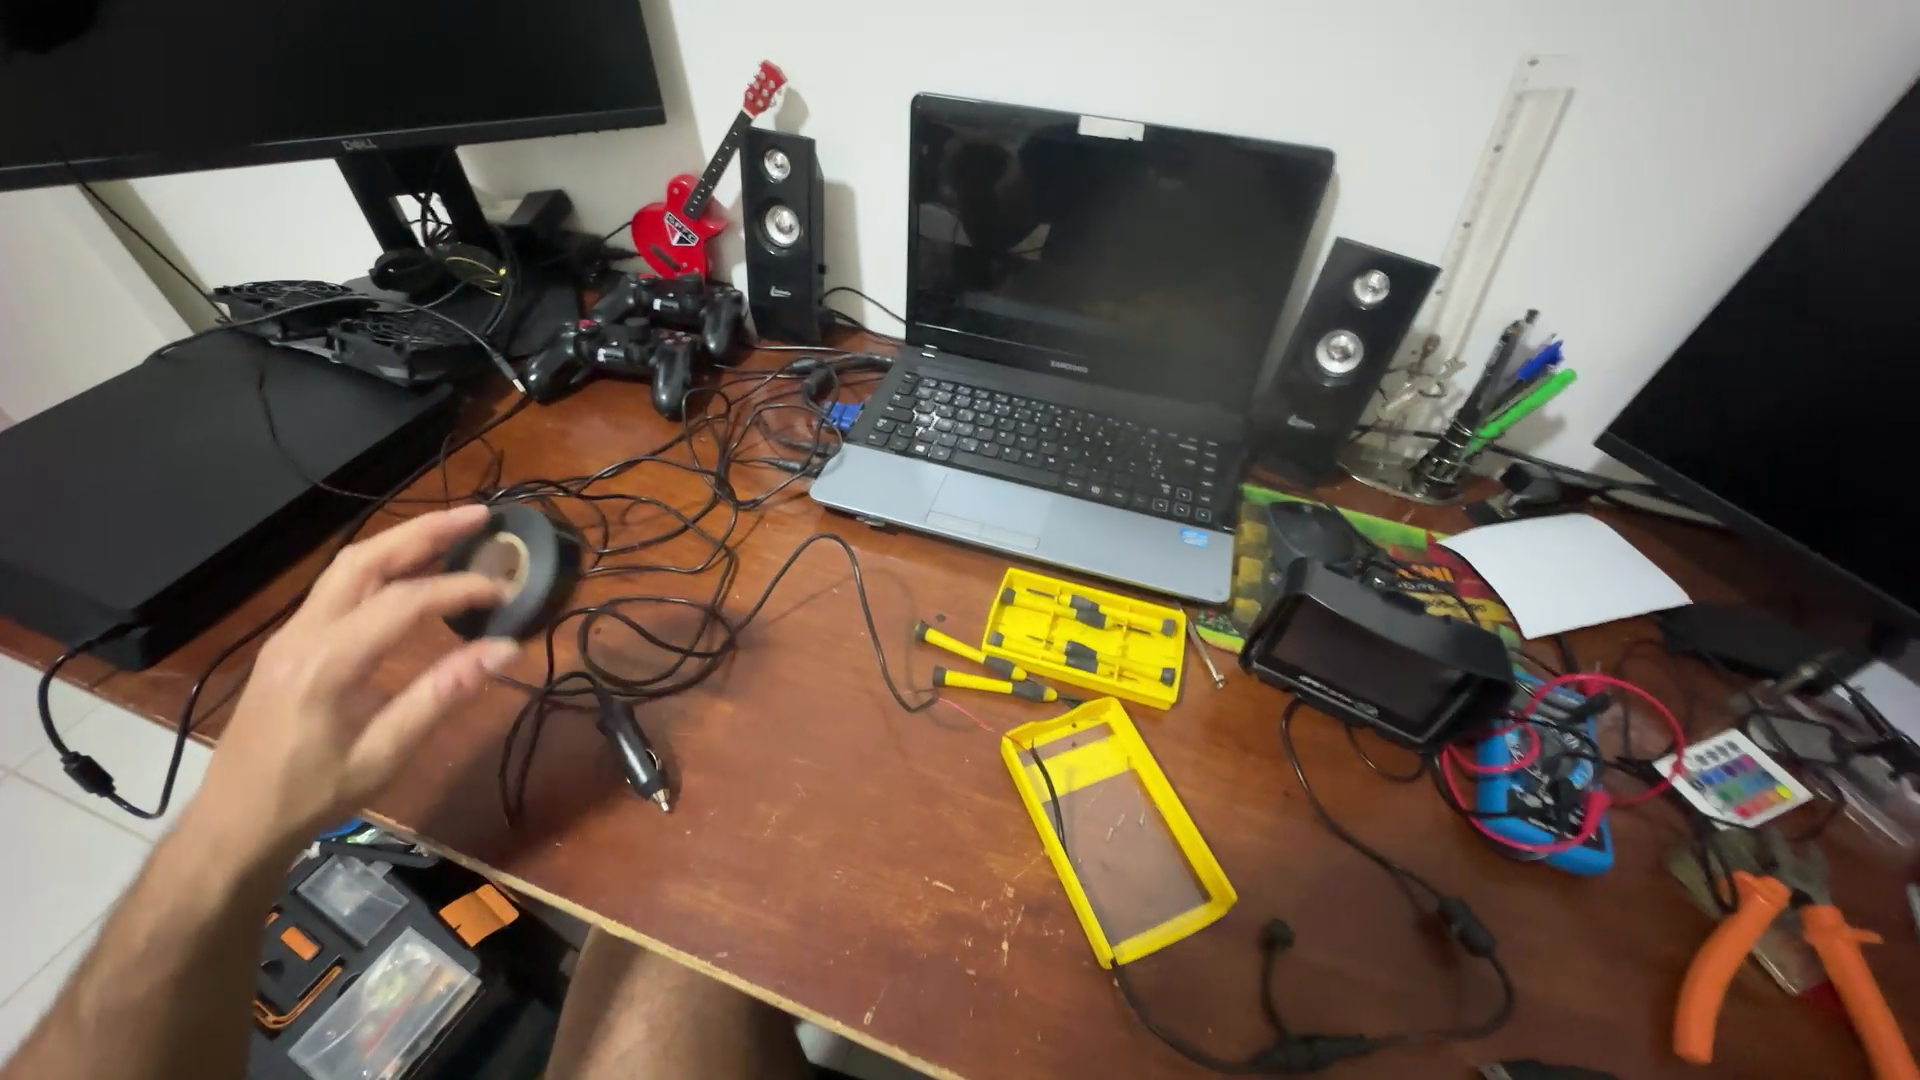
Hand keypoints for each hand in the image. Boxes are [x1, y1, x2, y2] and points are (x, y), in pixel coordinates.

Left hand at [194, 506, 519, 846]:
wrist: (233, 824)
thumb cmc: (313, 793)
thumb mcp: (385, 754)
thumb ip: (443, 695)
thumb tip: (505, 649)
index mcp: (327, 664)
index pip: (404, 602)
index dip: (461, 589)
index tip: (508, 590)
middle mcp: (303, 635)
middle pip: (365, 561)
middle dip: (426, 531)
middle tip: (482, 517)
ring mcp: (291, 636)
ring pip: (349, 567)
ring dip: (404, 541)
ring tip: (457, 530)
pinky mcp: (292, 644)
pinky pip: (341, 587)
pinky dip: (386, 565)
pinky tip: (415, 570)